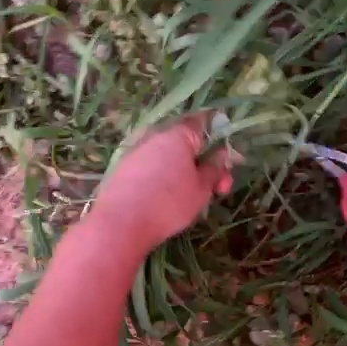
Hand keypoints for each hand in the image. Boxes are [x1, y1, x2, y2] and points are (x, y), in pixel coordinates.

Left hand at [90, 115, 232, 252]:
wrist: (121, 223)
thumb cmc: (169, 204)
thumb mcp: (201, 189)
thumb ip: (214, 170)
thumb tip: (222, 155)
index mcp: (177, 135)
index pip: (202, 122)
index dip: (217, 135)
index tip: (225, 156)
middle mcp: (154, 136)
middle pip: (184, 142)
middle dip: (202, 162)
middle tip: (216, 188)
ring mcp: (136, 151)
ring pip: (167, 156)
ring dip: (182, 172)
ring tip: (190, 198)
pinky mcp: (123, 169)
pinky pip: (151, 167)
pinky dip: (163, 178)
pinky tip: (165, 199)